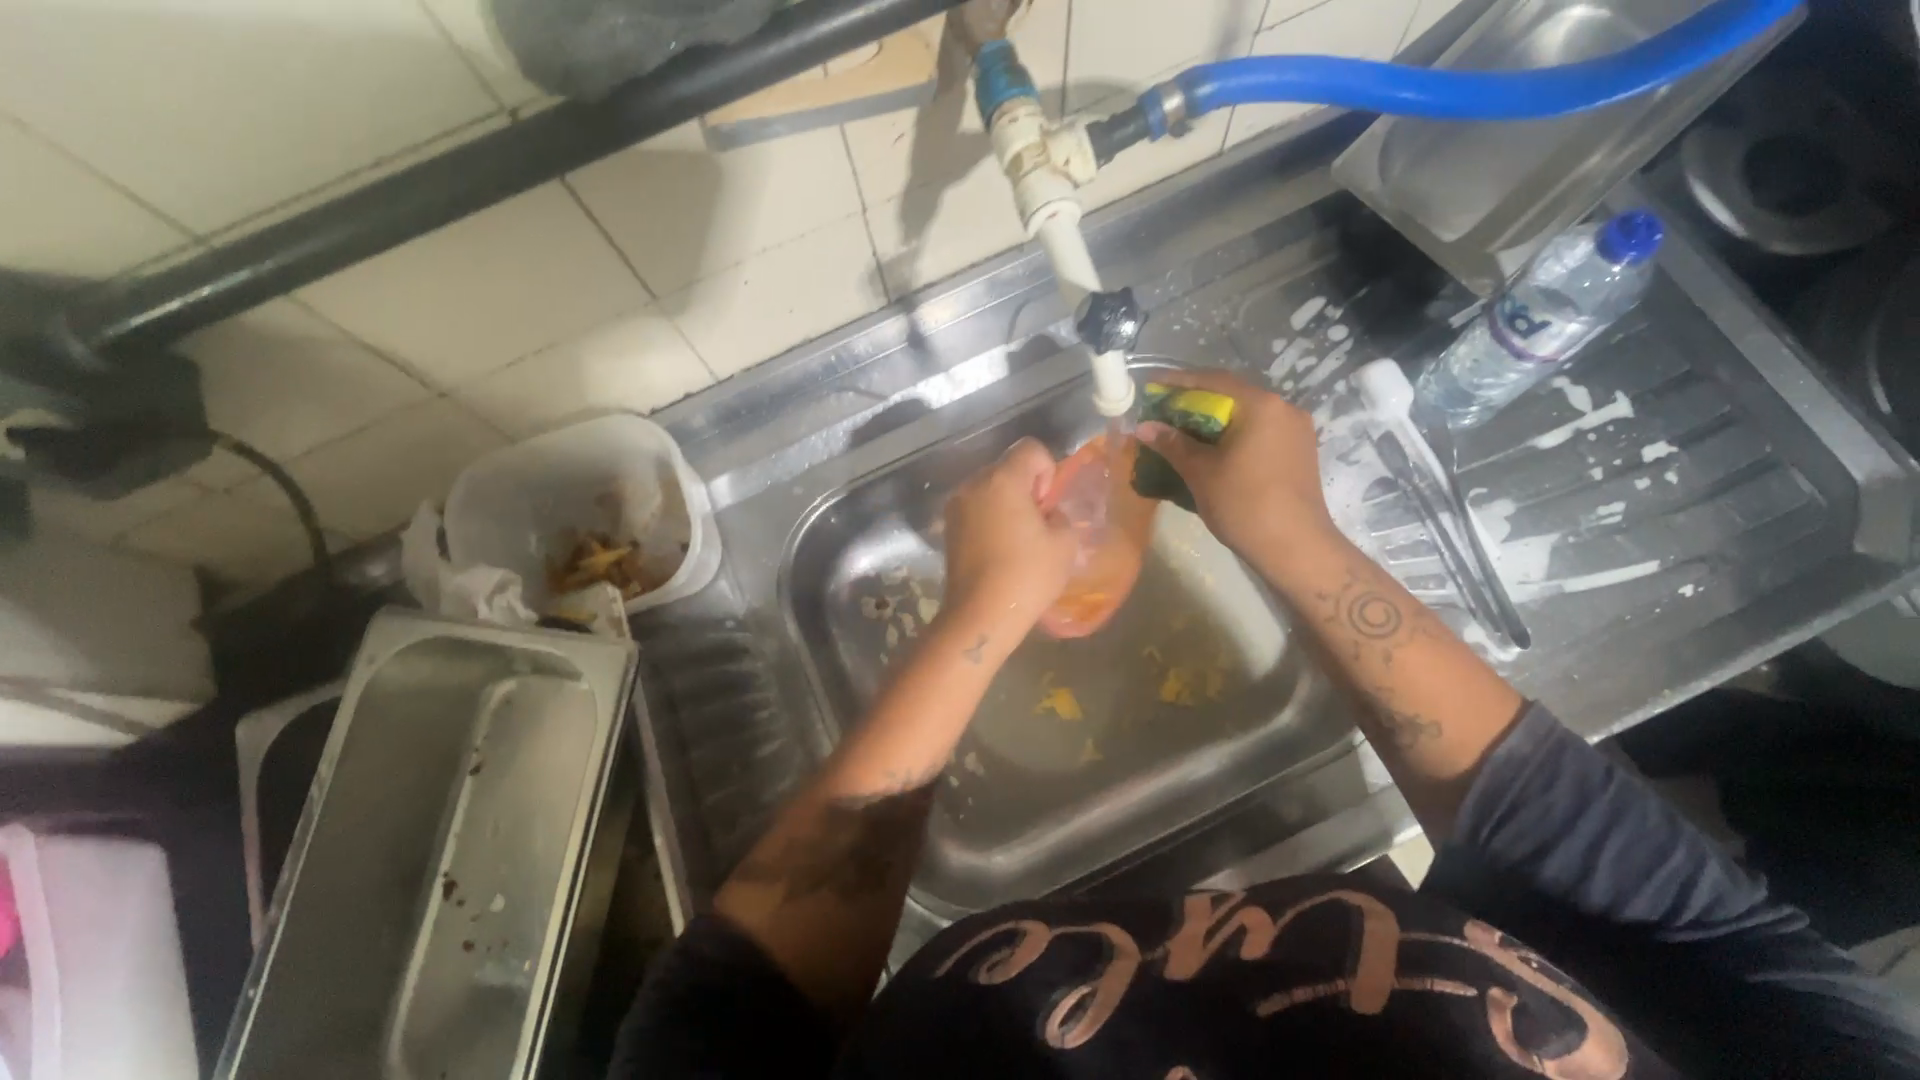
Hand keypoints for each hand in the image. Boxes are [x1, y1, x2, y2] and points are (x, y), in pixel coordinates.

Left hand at [942, 437, 1079, 633]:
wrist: (981, 615)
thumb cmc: (1027, 576)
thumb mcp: (1064, 544)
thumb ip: (1061, 516)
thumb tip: (1047, 515)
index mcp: (1002, 479)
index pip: (1030, 449)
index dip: (1048, 471)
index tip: (1048, 506)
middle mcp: (973, 484)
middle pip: (1007, 467)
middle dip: (1027, 488)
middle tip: (1038, 525)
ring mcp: (956, 506)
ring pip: (990, 488)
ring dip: (1007, 503)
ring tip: (1018, 540)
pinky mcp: (948, 528)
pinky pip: (976, 508)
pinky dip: (990, 518)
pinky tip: (999, 549)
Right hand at [1135, 369, 1340, 558]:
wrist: (1295, 546)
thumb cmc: (1244, 504)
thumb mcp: (1201, 472)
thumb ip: (1172, 443)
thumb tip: (1143, 427)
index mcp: (1261, 405)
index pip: (1213, 381)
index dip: (1178, 382)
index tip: (1152, 386)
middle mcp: (1283, 408)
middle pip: (1232, 395)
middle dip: (1196, 401)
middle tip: (1165, 410)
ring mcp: (1296, 430)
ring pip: (1248, 414)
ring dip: (1216, 419)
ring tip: (1185, 430)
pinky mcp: (1300, 451)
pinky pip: (1260, 431)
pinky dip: (1235, 434)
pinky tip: (1215, 449)